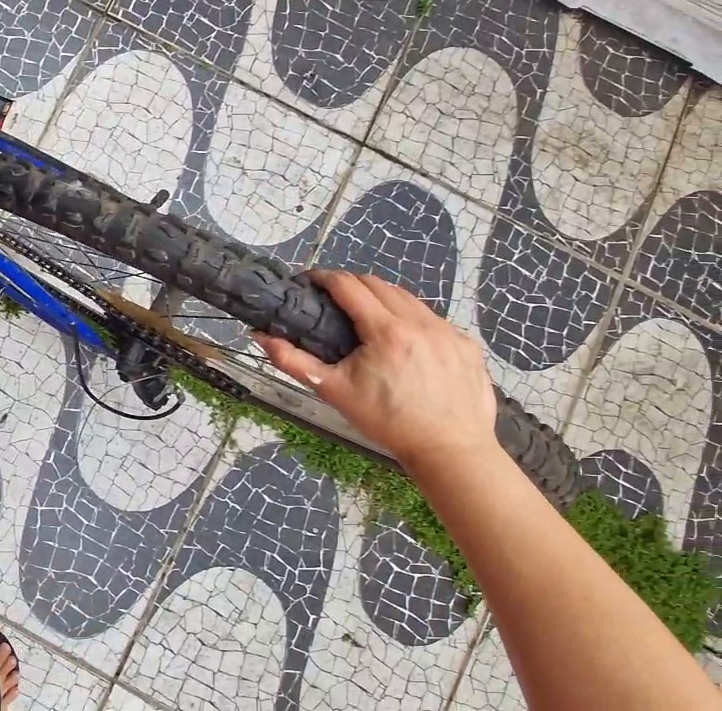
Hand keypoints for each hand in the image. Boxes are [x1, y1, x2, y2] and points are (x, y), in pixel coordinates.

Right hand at [256, 271, 497, 472]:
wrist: (450, 450)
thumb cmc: (386, 420)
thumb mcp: (332, 390)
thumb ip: (292, 360)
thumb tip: (260, 335)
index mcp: (387, 331)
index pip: (349, 285)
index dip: (324, 277)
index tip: (308, 283)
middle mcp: (422, 324)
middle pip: (378, 284)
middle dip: (350, 284)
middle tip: (331, 300)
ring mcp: (449, 333)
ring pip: (407, 298)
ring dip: (380, 298)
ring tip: (364, 317)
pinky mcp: (468, 345)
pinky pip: (431, 318)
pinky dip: (409, 318)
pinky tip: (401, 340)